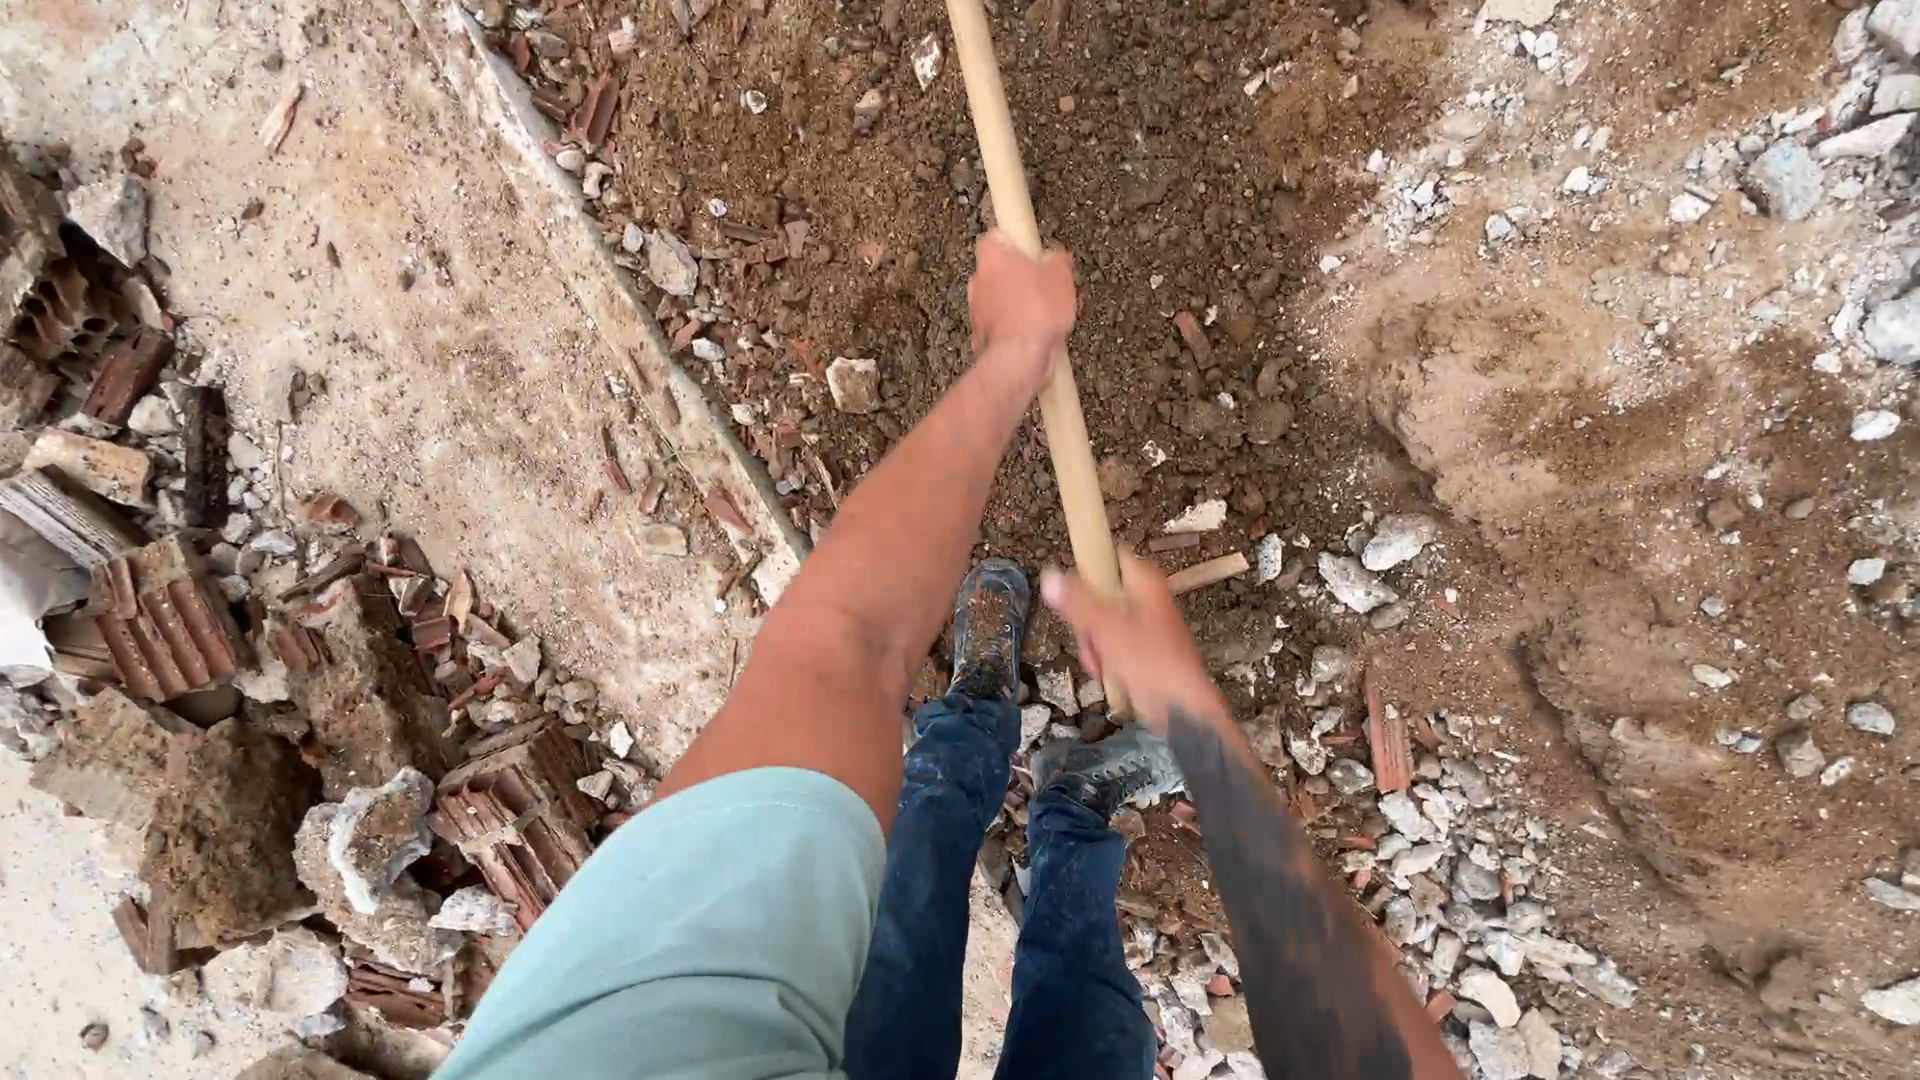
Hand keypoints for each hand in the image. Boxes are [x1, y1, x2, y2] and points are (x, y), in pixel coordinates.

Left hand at [968, 230, 1074, 380]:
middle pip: (998, 271)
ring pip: (999, 301)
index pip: (994, 237)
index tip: (1027, 248)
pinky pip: (1000, 326)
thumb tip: (1056, 257)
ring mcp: (977, 312)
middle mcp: (978, 283)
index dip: (1012, 241)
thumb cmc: (1035, 312)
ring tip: (1044, 315)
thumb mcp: (1060, 275)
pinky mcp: (982, 337)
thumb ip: (1057, 259)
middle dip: (1019, 278)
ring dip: (1018, 305)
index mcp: (992, 258)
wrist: (1019, 357)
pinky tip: (1034, 335)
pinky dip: (1014, 329)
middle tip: (1043, 285)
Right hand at [1039, 553, 1229, 732]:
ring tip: (1099, 663)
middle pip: (1100, 593)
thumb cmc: (1151, 663)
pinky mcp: (1144, 650)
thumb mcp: (1107, 629)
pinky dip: (1106, 658)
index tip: (1072, 589)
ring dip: (1094, 644)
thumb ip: (1077, 602)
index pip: (1111, 556)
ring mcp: (1146, 625)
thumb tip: (1049, 575)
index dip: (1089, 569)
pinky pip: (1113, 645)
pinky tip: (1108, 674)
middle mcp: (1146, 598)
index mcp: (1144, 582)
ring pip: (1103, 622)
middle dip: (1086, 619)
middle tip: (1087, 638)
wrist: (1184, 709)